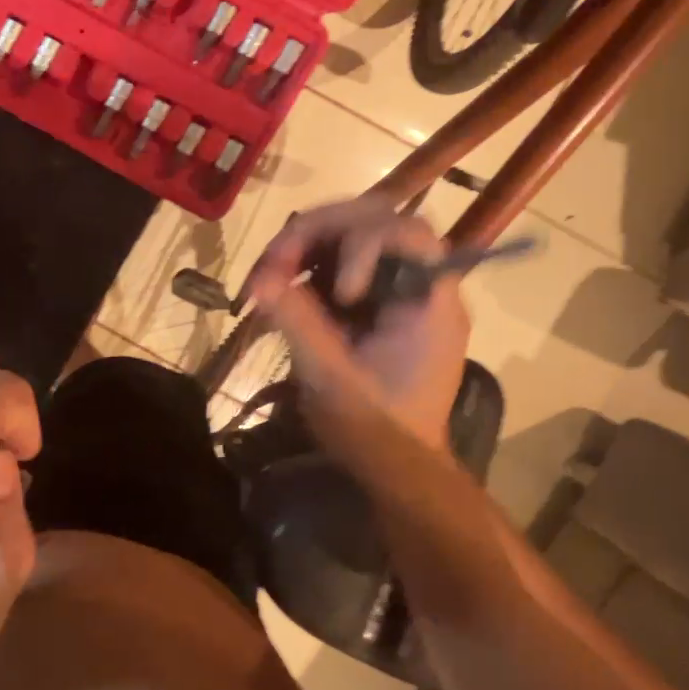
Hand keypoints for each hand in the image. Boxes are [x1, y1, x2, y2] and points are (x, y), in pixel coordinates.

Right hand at [245, 197, 469, 447]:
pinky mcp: (374, 301)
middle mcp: (420, 285)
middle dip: (317, 232)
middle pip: (373, 220)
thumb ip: (298, 322)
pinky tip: (278, 289)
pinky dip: (305, 265)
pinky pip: (339, 261)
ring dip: (303, 244)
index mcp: (429, 302)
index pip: (407, 233)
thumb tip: (259, 280)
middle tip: (273, 264)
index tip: (339, 294)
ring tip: (266, 278)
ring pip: (350, 234)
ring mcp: (395, 290)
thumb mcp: (330, 379)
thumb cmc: (374, 431)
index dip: (362, 243)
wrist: (396, 470)